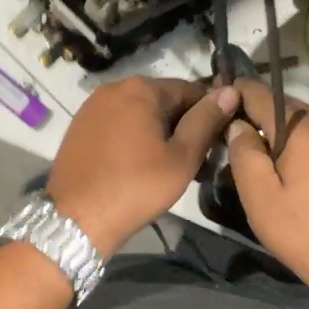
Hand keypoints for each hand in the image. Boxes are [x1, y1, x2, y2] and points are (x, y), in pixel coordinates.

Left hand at [47, 77, 239, 255]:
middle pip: (162, 101)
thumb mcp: (181, 158)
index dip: (209, 115)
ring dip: (158, 133)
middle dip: (181, 125)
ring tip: (169, 166)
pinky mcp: (80, 128)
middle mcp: (113, 88)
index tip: (217, 142)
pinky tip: (140, 165)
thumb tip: (231, 91)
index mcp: (140, 89)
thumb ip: (206, 122)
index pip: (190, 90)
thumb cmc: (136, 188)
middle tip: (196, 160)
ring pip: (139, 115)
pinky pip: (118, 126)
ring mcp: (92, 108)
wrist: (77, 219)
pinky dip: (134, 139)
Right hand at [223, 81, 308, 298]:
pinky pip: (308, 142)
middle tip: (223, 132)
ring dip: (270, 132)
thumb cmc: (301, 230)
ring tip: (244, 152)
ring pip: (295, 125)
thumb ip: (244, 153)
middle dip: (252, 113)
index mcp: (301, 129)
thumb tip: (237, 125)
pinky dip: (287, 146)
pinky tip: (274, 168)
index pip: (262, 94)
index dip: (235, 93)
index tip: (212, 102)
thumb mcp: (259, 194)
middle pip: (280, 106)